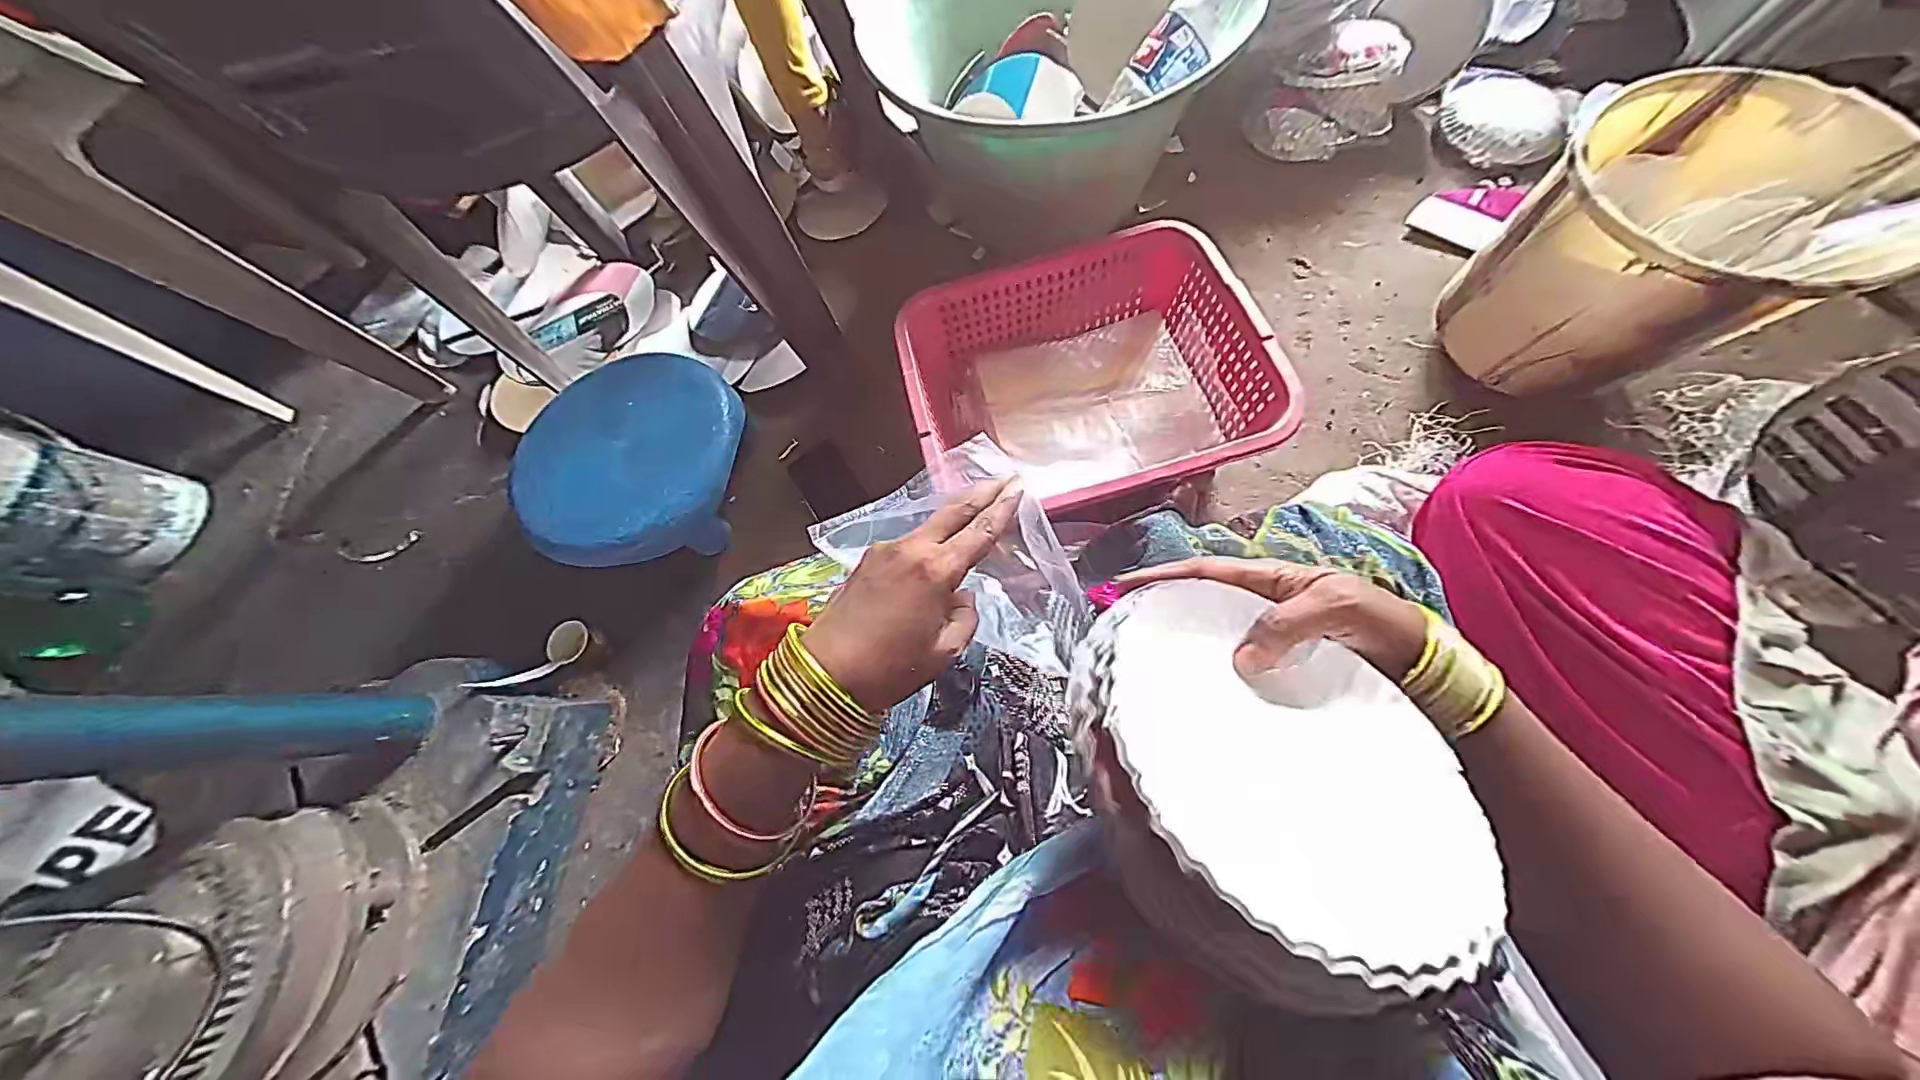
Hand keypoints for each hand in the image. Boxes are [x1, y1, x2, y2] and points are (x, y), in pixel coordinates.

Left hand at [804, 478, 1023, 710]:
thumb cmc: (889, 668)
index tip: (1017, 489)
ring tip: (974, 510)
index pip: (979, 532)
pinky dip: (927, 541)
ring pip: (928, 526)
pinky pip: (907, 544)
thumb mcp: (944, 651)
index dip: (1002, 509)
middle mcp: (910, 550)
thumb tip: (962, 597)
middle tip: (1004, 478)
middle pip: (953, 512)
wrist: (826, 673)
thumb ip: (965, 617)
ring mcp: (885, 551)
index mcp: (935, 571)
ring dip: (953, 517)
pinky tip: (935, 550)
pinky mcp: (867, 560)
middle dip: (982, 493)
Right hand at [1116, 558, 1428, 680]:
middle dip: (1161, 608)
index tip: (1124, 586)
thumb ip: (1289, 623)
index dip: (1163, 576)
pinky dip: (1210, 671)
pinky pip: (1233, 667)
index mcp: (1270, 580)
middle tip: (1124, 625)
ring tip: (1147, 658)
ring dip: (1182, 641)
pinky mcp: (1277, 669)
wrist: (1421, 665)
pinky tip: (1195, 687)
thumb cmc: (1382, 622)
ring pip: (1213, 635)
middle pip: (1199, 603)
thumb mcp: (1336, 606)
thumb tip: (1240, 658)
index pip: (1205, 572)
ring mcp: (1268, 639)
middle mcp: (1261, 608)